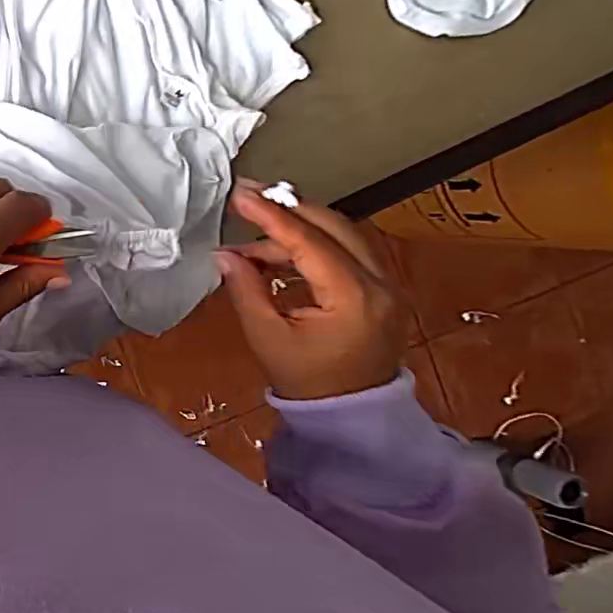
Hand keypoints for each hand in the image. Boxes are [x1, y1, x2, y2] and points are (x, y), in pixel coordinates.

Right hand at [214, 182, 406, 399]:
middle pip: (332, 225)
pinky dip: (314, 243)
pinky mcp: (384, 286)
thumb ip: (246, 290)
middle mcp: (380, 282)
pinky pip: (348, 248)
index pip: (308, 242)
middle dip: (287, 208)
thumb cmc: (307, 382)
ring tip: (255, 241)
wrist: (352, 416)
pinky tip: (280, 254)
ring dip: (299, 226)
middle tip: (249, 198)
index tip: (241, 195)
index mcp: (354, 298)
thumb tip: (224, 253)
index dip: (270, 216)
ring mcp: (388, 283)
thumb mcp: (268, 338)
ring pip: (342, 232)